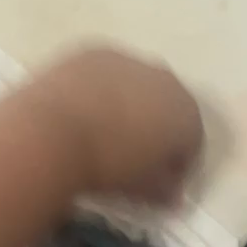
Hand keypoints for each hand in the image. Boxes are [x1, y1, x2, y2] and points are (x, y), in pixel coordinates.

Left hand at [22, 46, 202, 203]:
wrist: (53, 133)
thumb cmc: (109, 166)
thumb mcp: (143, 189)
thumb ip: (165, 190)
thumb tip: (173, 195)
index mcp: (186, 114)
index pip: (192, 142)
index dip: (178, 165)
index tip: (161, 183)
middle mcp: (166, 79)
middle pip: (167, 108)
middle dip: (156, 130)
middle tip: (133, 157)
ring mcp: (129, 60)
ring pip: (137, 87)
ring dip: (129, 108)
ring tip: (105, 135)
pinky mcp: (93, 52)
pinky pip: (106, 76)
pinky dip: (101, 92)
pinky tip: (83, 114)